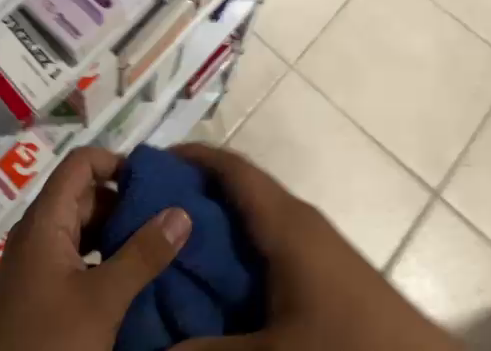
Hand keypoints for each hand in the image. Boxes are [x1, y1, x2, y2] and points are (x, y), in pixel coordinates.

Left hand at [0, 146, 193, 350]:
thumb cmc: (51, 341)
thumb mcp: (103, 300)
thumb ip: (142, 254)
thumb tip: (181, 212)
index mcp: (44, 221)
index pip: (80, 164)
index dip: (115, 162)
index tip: (154, 182)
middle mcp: (36, 234)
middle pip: (82, 196)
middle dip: (123, 201)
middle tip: (167, 215)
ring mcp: (35, 265)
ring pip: (81, 230)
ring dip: (116, 233)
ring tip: (158, 244)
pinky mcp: (39, 293)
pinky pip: (75, 258)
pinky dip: (103, 259)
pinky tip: (133, 278)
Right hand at [170, 145, 462, 350]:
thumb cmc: (348, 344)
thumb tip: (150, 349)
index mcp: (285, 222)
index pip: (230, 168)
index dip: (188, 158)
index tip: (144, 166)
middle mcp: (298, 224)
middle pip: (234, 196)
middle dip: (189, 203)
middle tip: (142, 221)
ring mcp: (314, 249)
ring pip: (250, 228)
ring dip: (211, 236)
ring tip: (167, 258)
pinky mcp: (324, 276)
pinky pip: (266, 253)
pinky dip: (235, 261)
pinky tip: (214, 293)